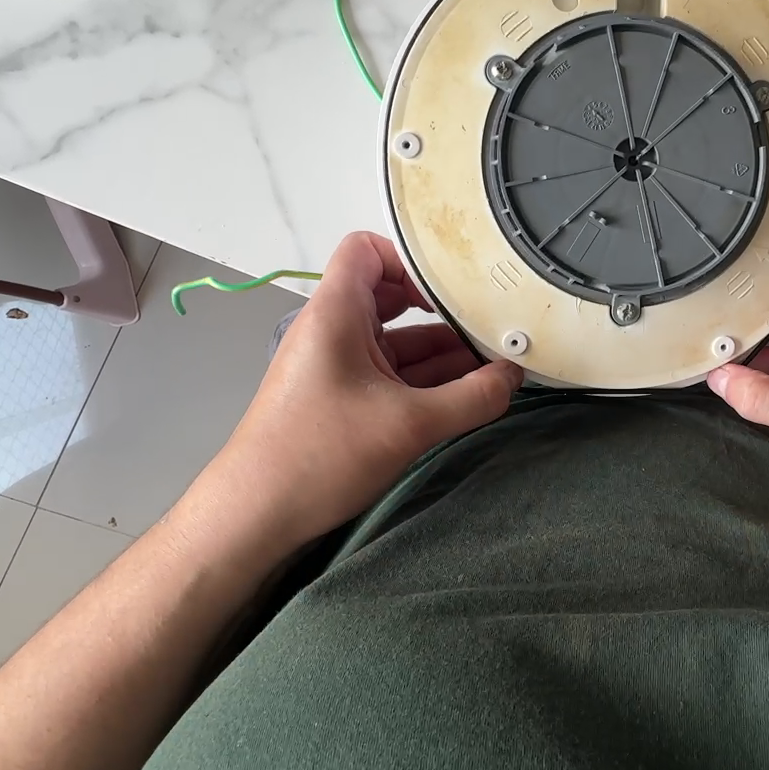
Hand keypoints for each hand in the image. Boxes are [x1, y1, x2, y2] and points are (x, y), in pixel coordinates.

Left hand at [191, 232, 521, 552]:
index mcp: (336, 315)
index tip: (453, 290)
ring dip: (445, 353)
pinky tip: (468, 396)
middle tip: (491, 328)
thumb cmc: (319, 455)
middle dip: (445, 313)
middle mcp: (336, 332)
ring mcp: (340, 367)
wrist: (252, 519)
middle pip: (394, 298)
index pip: (367, 250)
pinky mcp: (345, 399)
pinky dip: (430, 381)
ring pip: (400, 341)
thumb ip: (472, 399)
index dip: (410, 259)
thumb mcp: (409, 426)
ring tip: (495, 368)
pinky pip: (395, 374)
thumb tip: (515, 378)